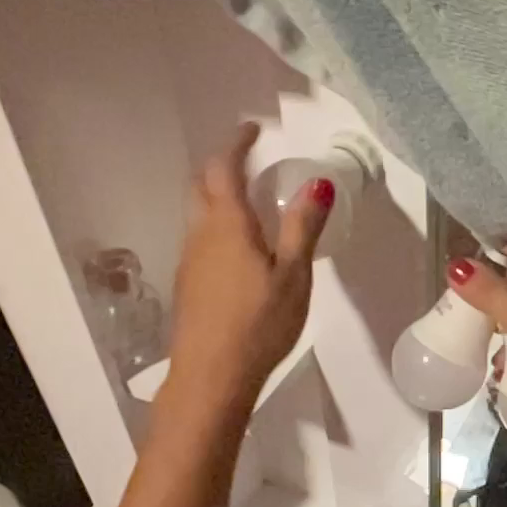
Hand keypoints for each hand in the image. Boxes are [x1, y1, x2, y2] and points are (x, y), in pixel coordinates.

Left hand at [166, 124, 331, 403]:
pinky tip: (238, 249)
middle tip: (247, 161)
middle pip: (201, 185)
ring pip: (197, 213)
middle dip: (221, 165)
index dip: (237, 143)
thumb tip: (317, 183)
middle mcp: (200, 234)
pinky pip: (200, 239)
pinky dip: (216, 226)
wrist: (211, 376)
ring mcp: (189, 260)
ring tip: (247, 202)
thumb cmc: (259, 323)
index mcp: (227, 224)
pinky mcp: (188, 286)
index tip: (254, 130)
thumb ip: (303, 227)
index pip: (224, 167)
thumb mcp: (294, 275)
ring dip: (217, 196)